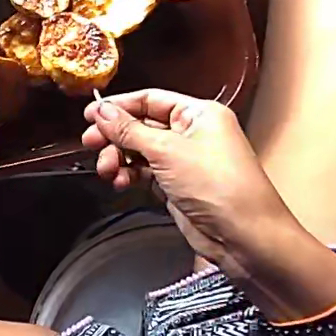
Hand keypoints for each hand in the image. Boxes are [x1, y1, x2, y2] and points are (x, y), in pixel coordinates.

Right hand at [80, 90, 309, 281]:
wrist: (244, 235)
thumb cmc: (219, 187)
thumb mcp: (167, 151)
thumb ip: (129, 131)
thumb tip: (102, 112)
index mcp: (199, 114)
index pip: (151, 99)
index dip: (119, 106)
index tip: (91, 115)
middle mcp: (193, 133)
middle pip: (143, 125)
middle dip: (115, 136)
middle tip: (91, 143)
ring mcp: (185, 160)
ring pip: (141, 151)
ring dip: (120, 159)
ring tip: (107, 170)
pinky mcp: (179, 185)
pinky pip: (146, 173)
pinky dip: (130, 175)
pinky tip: (120, 182)